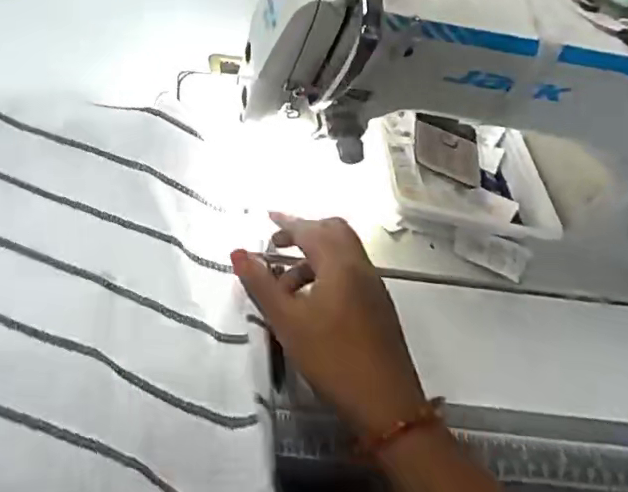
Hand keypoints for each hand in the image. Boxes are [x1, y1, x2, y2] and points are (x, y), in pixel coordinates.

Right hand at [231, 213, 425, 438]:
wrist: (389, 409)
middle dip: (305, 231)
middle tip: (278, 243)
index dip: (286, 223)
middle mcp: (360, 268)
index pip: (310, 229)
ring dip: (314, 256)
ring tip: (286, 283)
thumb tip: (238, 252)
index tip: (267, 218)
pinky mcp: (379, 308)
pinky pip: (351, 272)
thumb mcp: (288, 322)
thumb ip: (261, 284)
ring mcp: (374, 288)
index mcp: (340, 264)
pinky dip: (328, 271)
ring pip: (343, 253)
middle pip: (334, 231)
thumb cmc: (333, 359)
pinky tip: (311, 301)